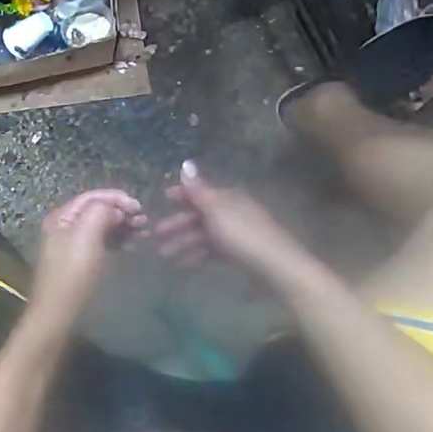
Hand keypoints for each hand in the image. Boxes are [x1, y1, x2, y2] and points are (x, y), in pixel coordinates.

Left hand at [30, 189, 144, 321]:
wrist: (59, 312)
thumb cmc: (73, 272)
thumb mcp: (86, 236)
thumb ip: (100, 213)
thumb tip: (115, 210)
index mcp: (62, 217)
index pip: (91, 197)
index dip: (116, 198)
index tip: (139, 207)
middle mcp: (65, 227)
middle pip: (97, 211)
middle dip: (121, 213)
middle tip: (144, 223)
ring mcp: (72, 245)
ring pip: (101, 227)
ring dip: (123, 227)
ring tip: (144, 234)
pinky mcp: (81, 262)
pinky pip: (102, 243)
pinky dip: (117, 241)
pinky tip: (132, 246)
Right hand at [149, 161, 322, 287]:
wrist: (278, 269)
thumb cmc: (243, 236)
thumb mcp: (216, 211)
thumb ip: (197, 190)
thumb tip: (185, 163)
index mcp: (228, 198)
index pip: (201, 192)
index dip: (182, 195)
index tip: (163, 199)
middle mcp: (232, 212)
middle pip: (199, 216)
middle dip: (176, 225)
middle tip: (154, 235)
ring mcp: (236, 234)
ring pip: (203, 235)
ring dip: (183, 243)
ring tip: (164, 255)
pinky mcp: (239, 254)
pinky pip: (212, 251)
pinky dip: (198, 255)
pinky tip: (184, 264)